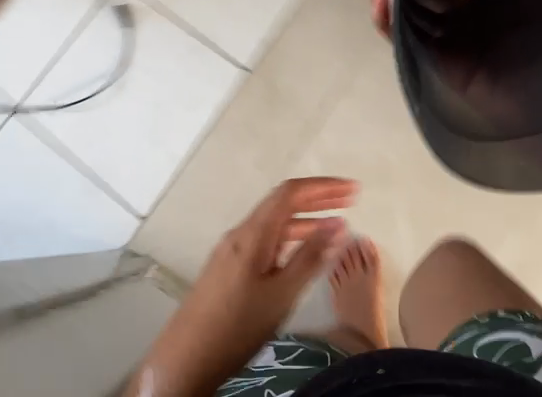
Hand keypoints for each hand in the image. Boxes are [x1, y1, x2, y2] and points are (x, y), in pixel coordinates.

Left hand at [132, 178, 355, 396]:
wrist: (188, 355)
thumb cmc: (238, 325)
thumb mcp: (282, 294)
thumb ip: (309, 257)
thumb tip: (338, 224)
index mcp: (253, 232)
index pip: (290, 193)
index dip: (323, 187)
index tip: (353, 189)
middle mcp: (241, 232)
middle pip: (282, 202)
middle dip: (317, 198)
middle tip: (351, 200)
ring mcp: (233, 248)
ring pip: (274, 222)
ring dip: (305, 219)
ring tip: (336, 226)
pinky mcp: (230, 265)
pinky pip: (265, 239)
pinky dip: (289, 237)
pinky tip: (303, 252)